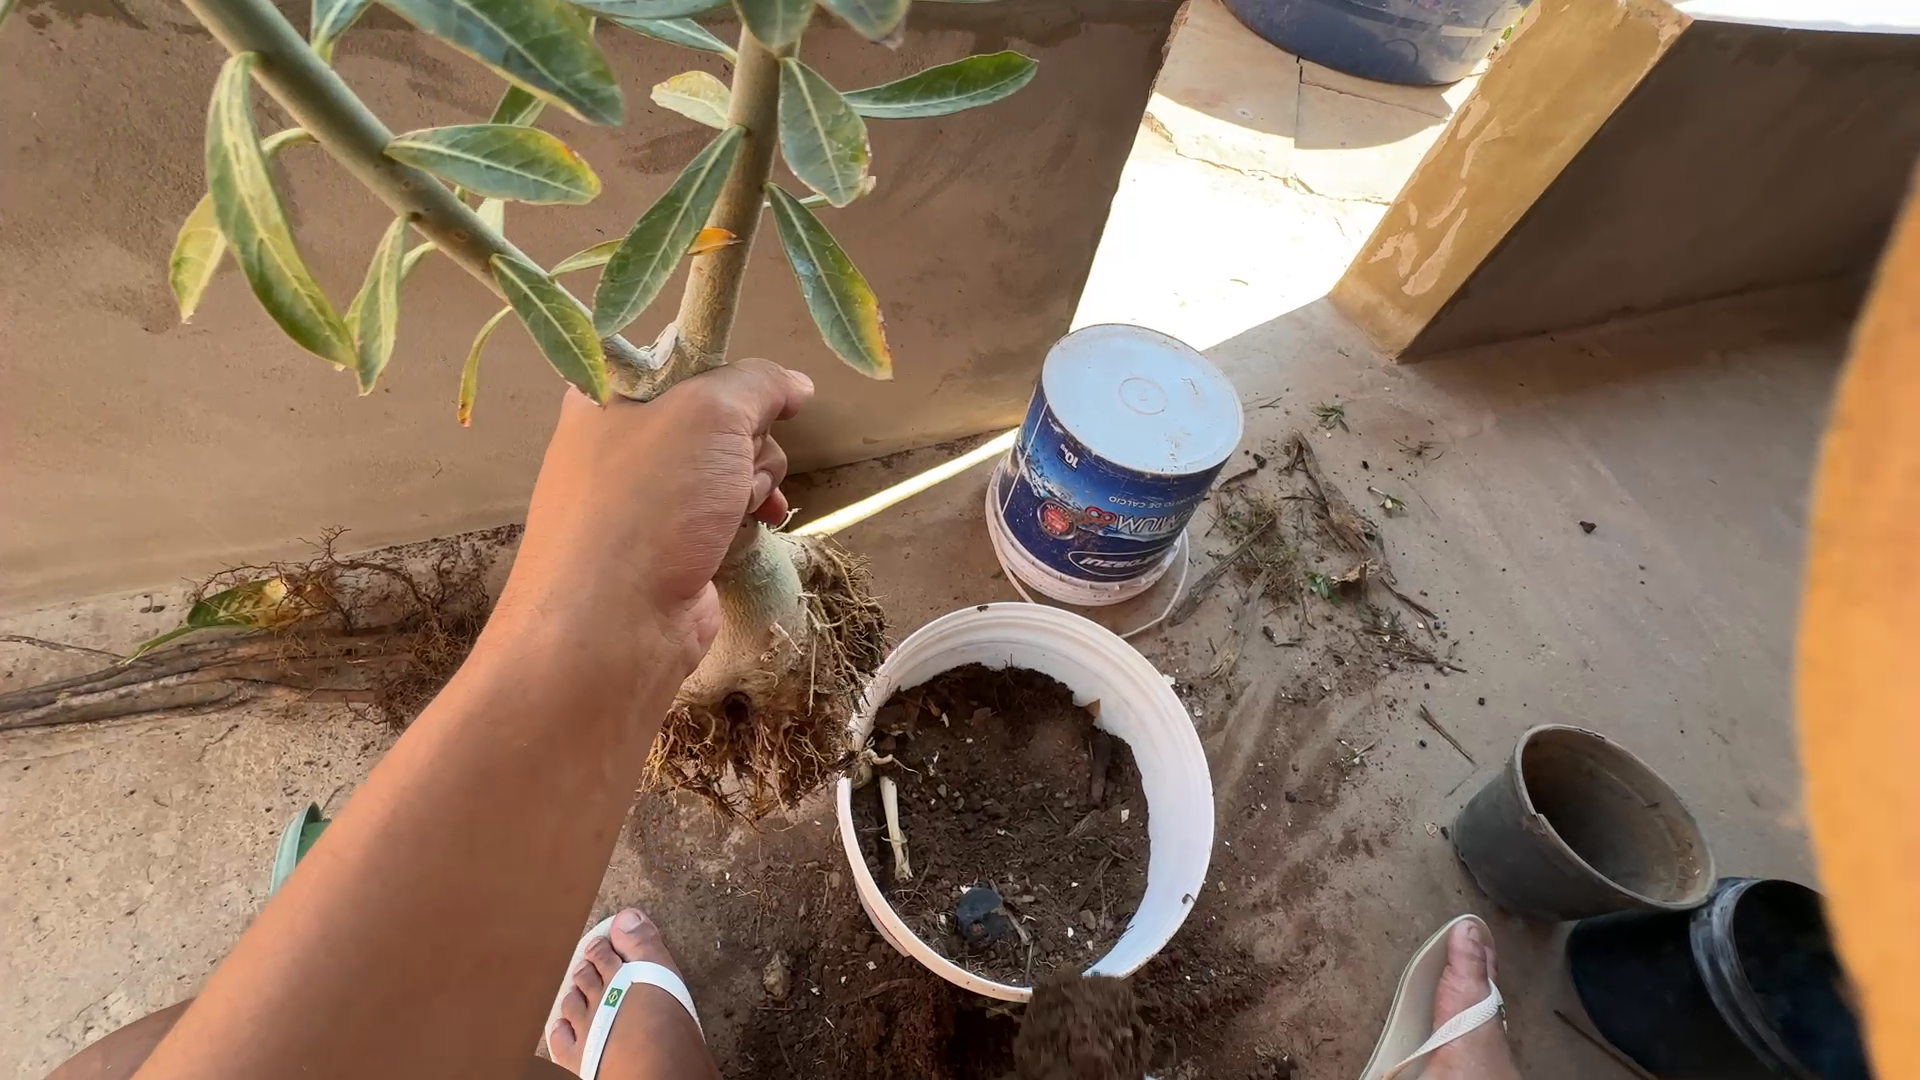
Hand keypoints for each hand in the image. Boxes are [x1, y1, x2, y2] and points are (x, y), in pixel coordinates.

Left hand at [494, 359, 813, 673]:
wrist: (615, 623)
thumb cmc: (651, 501)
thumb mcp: (710, 413)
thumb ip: (759, 384)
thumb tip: (797, 383)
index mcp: (612, 391)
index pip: (686, 357)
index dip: (730, 374)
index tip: (753, 396)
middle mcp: (627, 437)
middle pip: (720, 413)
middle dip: (750, 438)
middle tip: (737, 463)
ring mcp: (652, 492)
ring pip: (732, 461)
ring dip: (755, 478)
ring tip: (742, 504)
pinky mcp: (675, 536)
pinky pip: (729, 504)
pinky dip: (751, 510)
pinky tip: (764, 522)